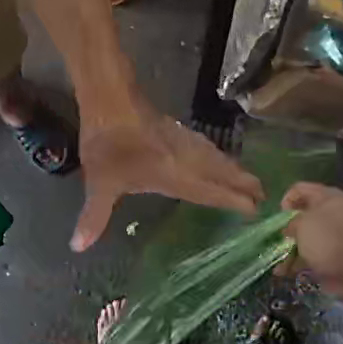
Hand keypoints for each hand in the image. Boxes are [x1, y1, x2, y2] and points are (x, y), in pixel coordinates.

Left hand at [70, 93, 264, 250]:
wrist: (108, 95)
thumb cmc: (108, 142)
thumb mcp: (100, 182)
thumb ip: (95, 215)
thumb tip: (78, 247)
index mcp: (176, 175)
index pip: (211, 191)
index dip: (233, 200)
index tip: (254, 208)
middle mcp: (186, 159)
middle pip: (221, 173)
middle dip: (243, 184)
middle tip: (264, 195)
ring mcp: (183, 141)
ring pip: (215, 157)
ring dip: (233, 170)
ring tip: (248, 180)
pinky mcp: (175, 129)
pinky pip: (205, 147)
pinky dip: (217, 156)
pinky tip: (215, 157)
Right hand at [281, 183, 342, 299]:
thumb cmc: (327, 240)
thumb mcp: (302, 224)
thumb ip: (290, 222)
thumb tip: (289, 228)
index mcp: (328, 197)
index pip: (300, 189)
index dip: (286, 199)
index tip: (279, 216)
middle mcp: (332, 212)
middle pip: (303, 213)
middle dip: (287, 225)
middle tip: (277, 237)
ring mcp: (334, 235)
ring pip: (306, 236)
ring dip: (290, 246)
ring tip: (278, 258)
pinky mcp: (334, 254)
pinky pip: (311, 254)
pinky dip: (298, 261)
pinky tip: (285, 271)